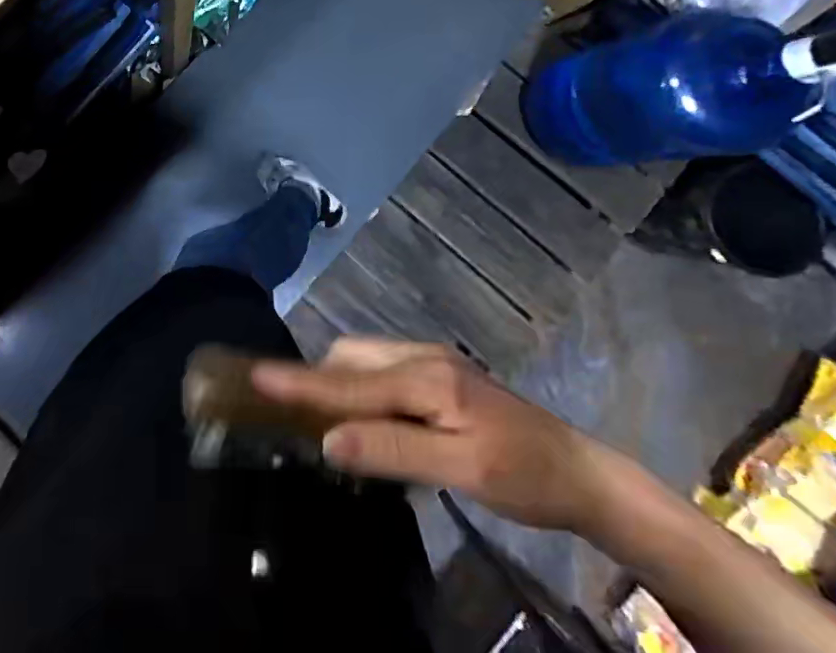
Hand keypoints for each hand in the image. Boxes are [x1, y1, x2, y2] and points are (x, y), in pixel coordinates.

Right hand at [251, 337, 608, 531]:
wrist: (581, 472)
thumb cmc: (524, 476)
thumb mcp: (462, 469)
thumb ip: (394, 449)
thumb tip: (330, 440)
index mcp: (426, 379)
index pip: (349, 383)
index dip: (299, 382)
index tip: (255, 375)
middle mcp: (422, 358)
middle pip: (350, 358)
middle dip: (317, 379)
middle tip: (289, 414)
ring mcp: (431, 363)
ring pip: (363, 361)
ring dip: (337, 383)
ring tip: (320, 418)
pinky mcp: (438, 375)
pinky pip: (380, 371)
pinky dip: (358, 388)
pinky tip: (362, 415)